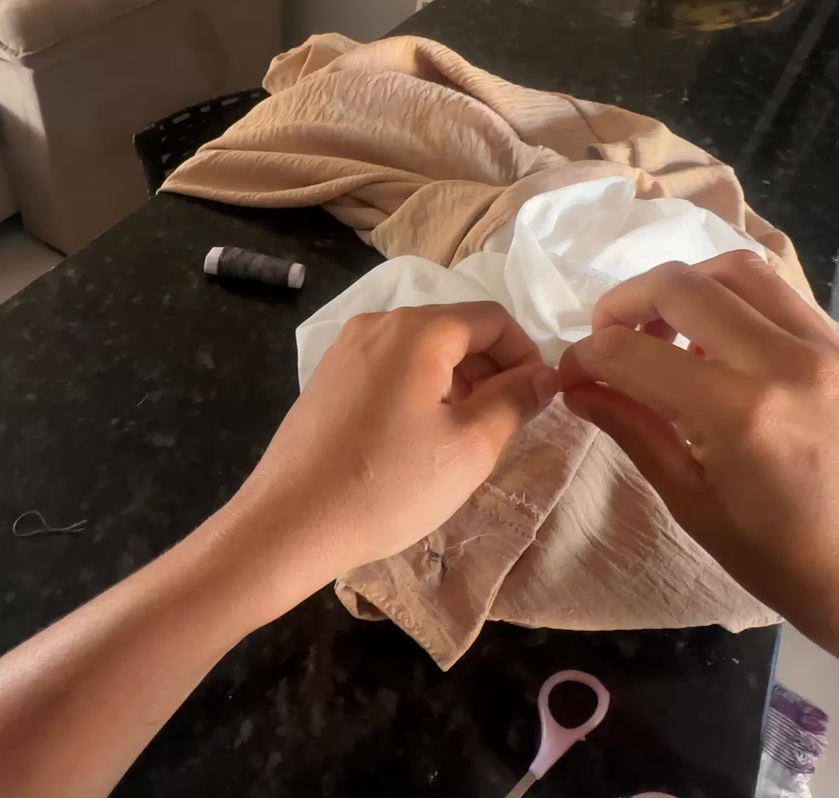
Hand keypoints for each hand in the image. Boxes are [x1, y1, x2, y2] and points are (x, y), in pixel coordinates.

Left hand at [214, 302, 559, 606]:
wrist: (292, 520)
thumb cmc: (391, 484)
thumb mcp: (470, 446)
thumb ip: (515, 399)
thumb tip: (546, 375)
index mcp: (417, 329)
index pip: (493, 319)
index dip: (526, 354)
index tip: (538, 400)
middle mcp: (379, 322)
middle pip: (455, 329)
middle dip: (491, 368)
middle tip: (506, 422)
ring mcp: (347, 346)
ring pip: (421, 348)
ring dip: (457, 379)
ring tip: (465, 433)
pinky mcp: (329, 374)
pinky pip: (390, 365)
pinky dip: (419, 386)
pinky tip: (419, 433)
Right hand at [557, 252, 838, 662]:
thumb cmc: (798, 572)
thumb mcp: (696, 508)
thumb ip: (633, 431)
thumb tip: (576, 390)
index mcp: (740, 414)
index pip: (631, 352)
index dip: (583, 358)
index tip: (568, 378)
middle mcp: (784, 362)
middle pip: (679, 285)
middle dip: (621, 304)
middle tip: (603, 342)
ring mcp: (826, 350)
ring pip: (733, 270)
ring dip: (679, 288)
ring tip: (659, 332)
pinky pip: (777, 296)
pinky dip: (728, 299)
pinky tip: (714, 346)